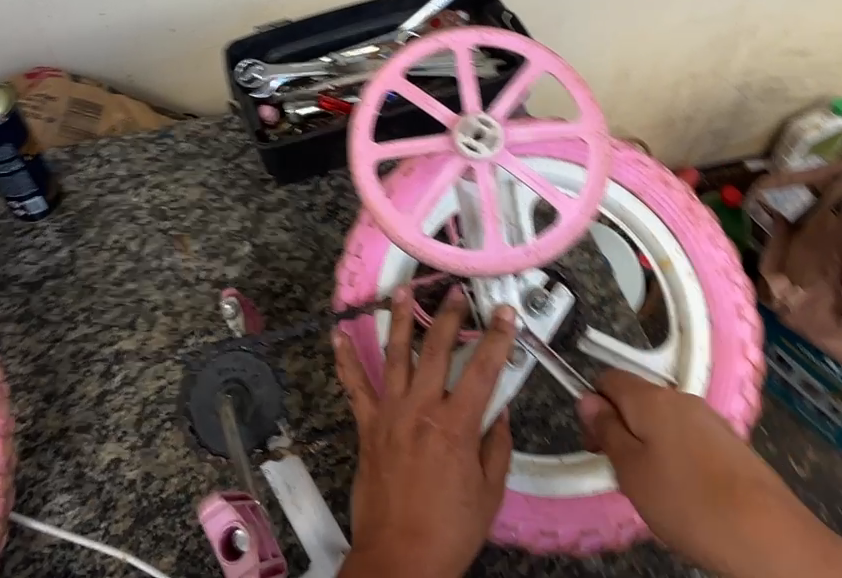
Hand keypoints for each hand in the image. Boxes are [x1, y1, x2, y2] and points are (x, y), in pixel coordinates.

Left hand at [333, 287, 516, 577]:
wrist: (400, 557)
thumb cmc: (451, 528)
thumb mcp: (490, 491)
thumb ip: (496, 444)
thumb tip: (498, 407)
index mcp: (457, 426)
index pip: (483, 369)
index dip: (497, 337)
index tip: (504, 313)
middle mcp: (421, 410)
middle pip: (437, 349)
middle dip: (449, 316)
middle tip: (456, 292)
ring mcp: (390, 413)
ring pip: (396, 355)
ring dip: (401, 320)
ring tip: (403, 290)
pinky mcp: (367, 426)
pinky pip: (354, 386)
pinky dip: (345, 359)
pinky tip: (337, 334)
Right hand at [578, 371, 841, 577]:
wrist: (770, 537)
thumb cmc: (688, 502)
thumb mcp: (630, 470)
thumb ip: (605, 430)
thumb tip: (588, 399)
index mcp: (651, 398)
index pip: (607, 379)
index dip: (593, 407)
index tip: (596, 445)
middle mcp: (681, 399)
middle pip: (637, 400)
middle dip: (622, 429)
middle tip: (622, 473)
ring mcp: (711, 420)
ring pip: (664, 422)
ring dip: (650, 445)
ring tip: (655, 489)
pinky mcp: (732, 445)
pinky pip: (690, 440)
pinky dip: (679, 458)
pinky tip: (687, 495)